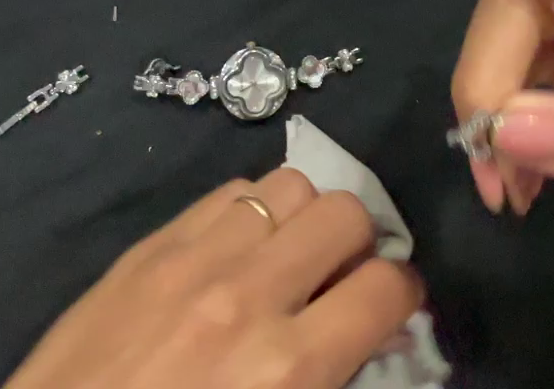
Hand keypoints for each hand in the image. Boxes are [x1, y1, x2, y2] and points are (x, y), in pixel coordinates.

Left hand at [4, 168, 423, 388]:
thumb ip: (325, 377)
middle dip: (360, 242)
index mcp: (287, 370)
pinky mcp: (150, 245)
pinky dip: (251, 209)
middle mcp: (248, 295)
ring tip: (290, 252)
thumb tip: (371, 331)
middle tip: (342, 275)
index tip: (392, 305)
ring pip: (290, 184)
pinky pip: (228, 191)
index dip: (403, 293)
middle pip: (345, 212)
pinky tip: (238, 245)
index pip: (386, 288)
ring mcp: (193, 259)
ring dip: (305, 216)